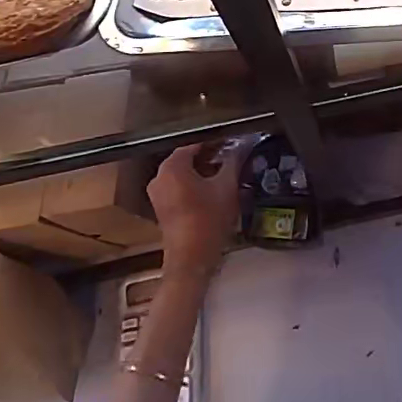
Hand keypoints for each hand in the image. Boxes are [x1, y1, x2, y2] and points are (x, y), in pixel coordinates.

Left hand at [148, 142, 241, 277]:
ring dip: (202, 171)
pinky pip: (178, 187)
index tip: (232, 143)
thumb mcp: (227, 186)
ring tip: (225, 173)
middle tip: (231, 157)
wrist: (192, 260)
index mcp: (172, 167)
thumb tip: (244, 143)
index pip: (195, 144)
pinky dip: (194, 185)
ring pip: (183, 173)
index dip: (215, 142)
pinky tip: (212, 190)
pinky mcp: (161, 208)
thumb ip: (234, 161)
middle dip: (209, 156)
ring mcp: (158, 194)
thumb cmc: (209, 219)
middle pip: (187, 158)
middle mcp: (160, 177)